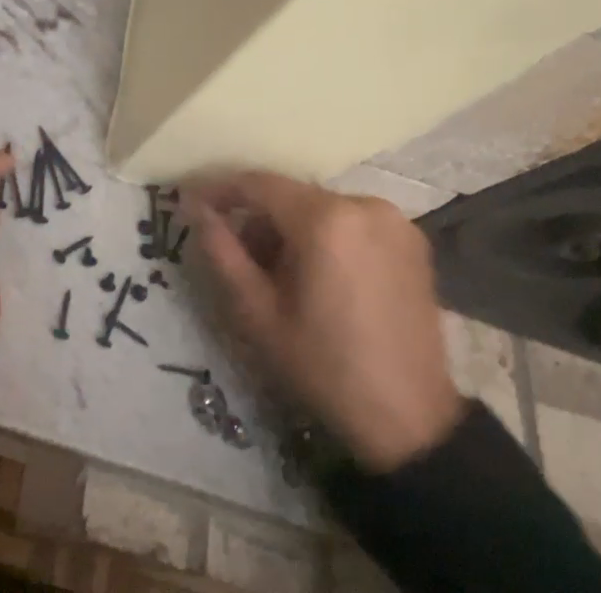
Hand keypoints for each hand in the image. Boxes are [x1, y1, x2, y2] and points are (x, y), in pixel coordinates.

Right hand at [186, 172, 461, 471]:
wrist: (409, 417)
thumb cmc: (323, 366)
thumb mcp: (257, 312)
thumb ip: (222, 251)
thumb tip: (195, 209)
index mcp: (326, 220)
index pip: (258, 184)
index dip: (218, 190)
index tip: (188, 204)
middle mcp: (364, 205)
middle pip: (290, 196)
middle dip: (255, 218)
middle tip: (231, 255)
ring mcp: (394, 222)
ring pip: (319, 209)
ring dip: (288, 229)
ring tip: (274, 274)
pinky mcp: (412, 242)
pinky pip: (350, 223)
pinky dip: (323, 237)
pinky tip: (313, 277)